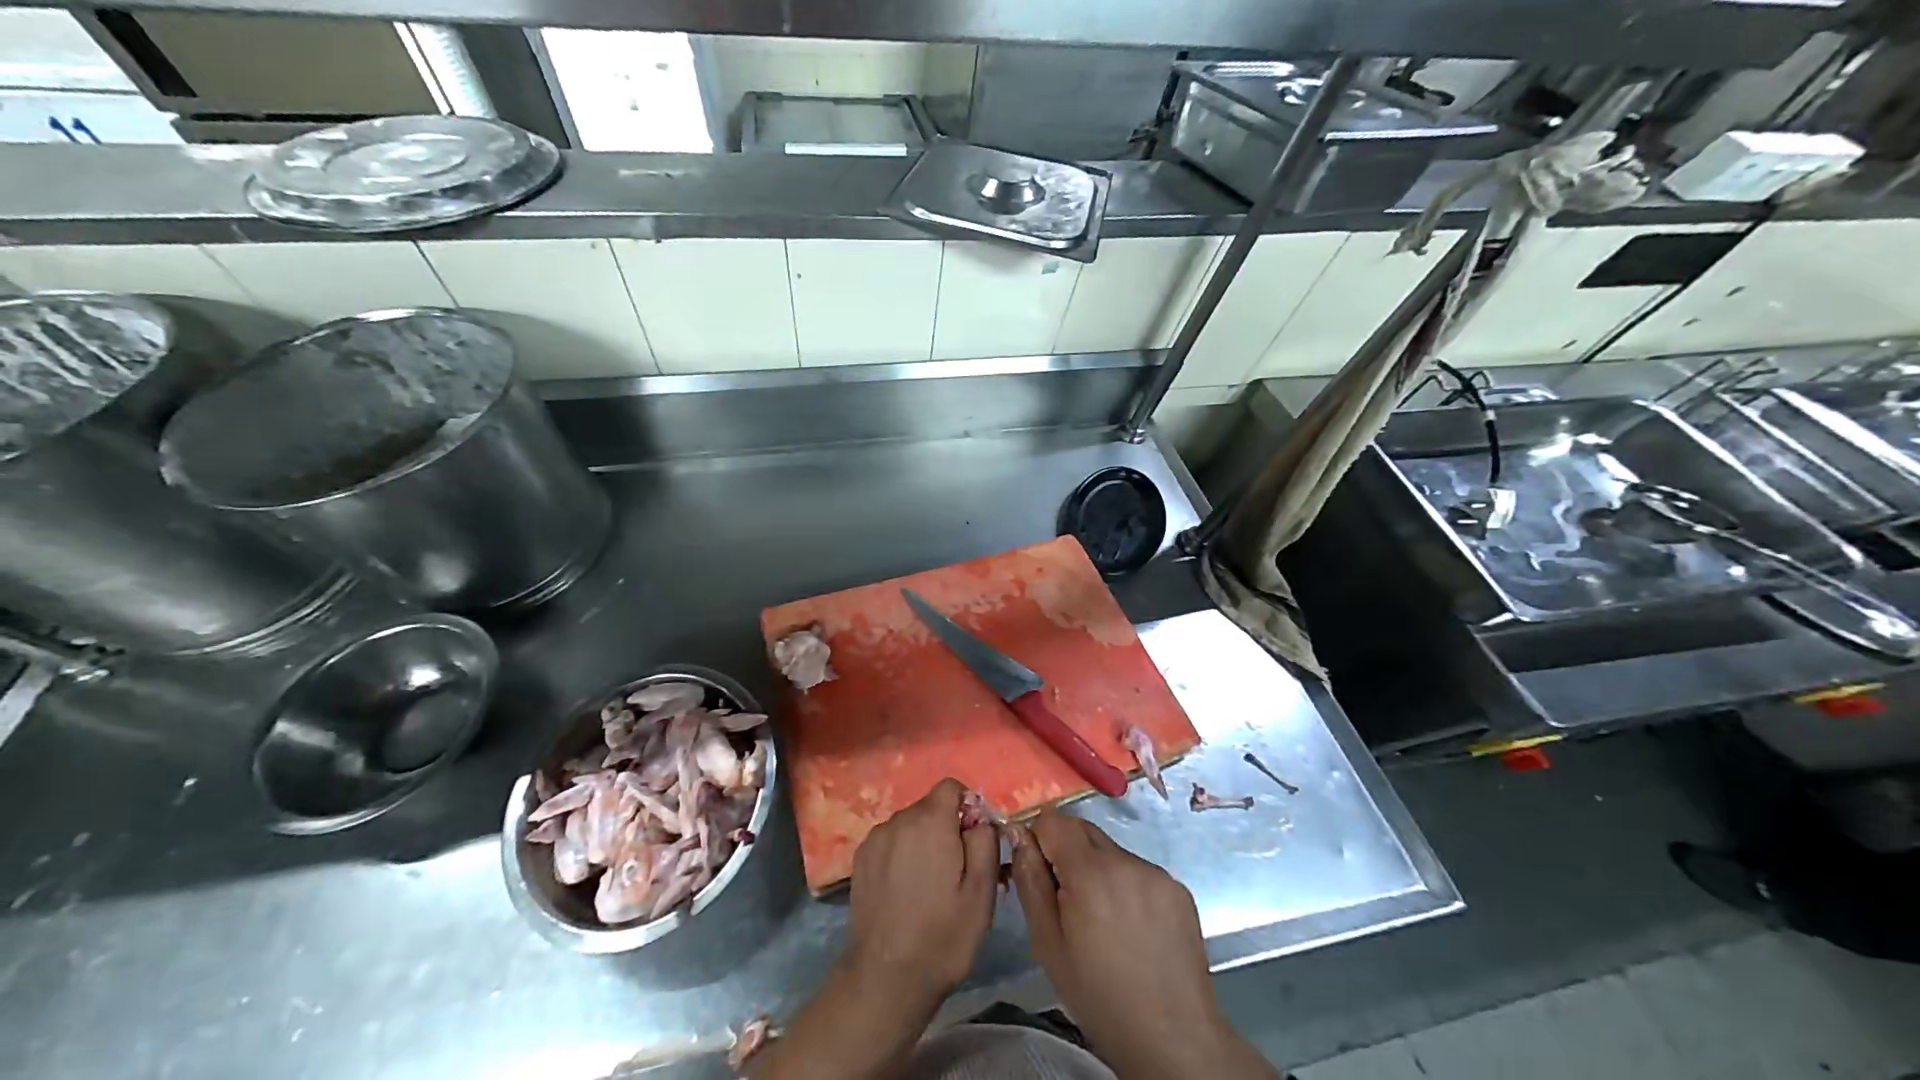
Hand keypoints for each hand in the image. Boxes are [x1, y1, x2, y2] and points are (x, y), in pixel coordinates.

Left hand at [847, 777, 1000, 1003]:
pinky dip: (903, 854)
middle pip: (930, 807)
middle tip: (959, 871)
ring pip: (910, 825)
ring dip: (924, 842)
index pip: (951, 787)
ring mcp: (875, 839)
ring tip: (932, 885)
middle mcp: (898, 820)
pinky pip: (891, 842)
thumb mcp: (982, 890)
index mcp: (930, 821)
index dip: (969, 807)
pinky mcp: (860, 860)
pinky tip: (907, 890)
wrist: (887, 977)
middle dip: (948, 828)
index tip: (975, 841)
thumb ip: (985, 841)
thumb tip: (980, 819)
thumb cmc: (944, 934)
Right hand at [1011, 811, 1278, 1079]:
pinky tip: (1129, 927)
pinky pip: (1138, 871)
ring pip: (1111, 852)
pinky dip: (1125, 886)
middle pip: (1083, 830)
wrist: (1172, 1037)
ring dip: (1097, 871)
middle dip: (1066, 853)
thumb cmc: (1098, 995)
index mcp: (1091, 872)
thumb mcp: (1048, 942)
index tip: (1037, 871)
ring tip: (1101, 921)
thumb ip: (1030, 879)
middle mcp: (1127, 861)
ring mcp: (1158, 873)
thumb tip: (1018, 834)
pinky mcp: (1178, 888)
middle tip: (1065, 900)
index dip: (1038, 839)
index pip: (1054, 820)